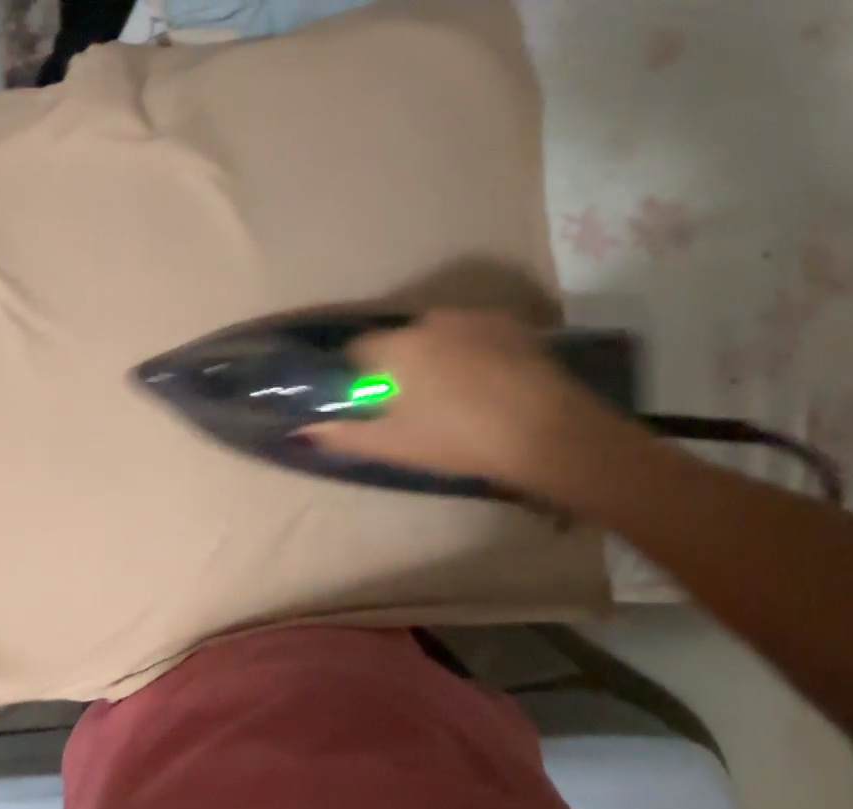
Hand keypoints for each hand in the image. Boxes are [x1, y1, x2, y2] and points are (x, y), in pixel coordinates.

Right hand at [302, 309, 637, 495]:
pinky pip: (472, 335)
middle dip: (395, 365)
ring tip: (450, 396)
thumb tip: (304, 428)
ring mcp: (476, 318)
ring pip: (437, 336)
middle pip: (398, 340)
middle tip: (407, 404)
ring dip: (433, 357)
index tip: (366, 401)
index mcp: (397, 347)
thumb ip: (344, 433)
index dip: (355, 375)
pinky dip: (467, 354)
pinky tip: (482, 385)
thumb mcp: (394, 446)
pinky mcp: (512, 325)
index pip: (357, 349)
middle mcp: (431, 321)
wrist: (548, 434)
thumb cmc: (459, 440)